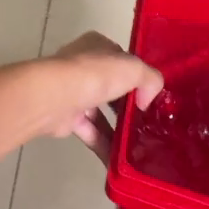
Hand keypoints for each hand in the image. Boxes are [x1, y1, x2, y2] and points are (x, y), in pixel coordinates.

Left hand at [37, 31, 162, 158]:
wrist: (56, 96)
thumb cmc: (95, 74)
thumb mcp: (133, 68)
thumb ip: (149, 79)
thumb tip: (146, 100)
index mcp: (97, 45)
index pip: (122, 59)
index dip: (138, 76)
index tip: (152, 97)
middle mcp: (84, 65)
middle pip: (113, 86)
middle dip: (129, 106)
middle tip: (150, 125)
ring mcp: (74, 91)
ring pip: (102, 112)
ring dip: (119, 131)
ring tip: (142, 148)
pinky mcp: (68, 116)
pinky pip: (92, 133)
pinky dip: (106, 147)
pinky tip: (123, 163)